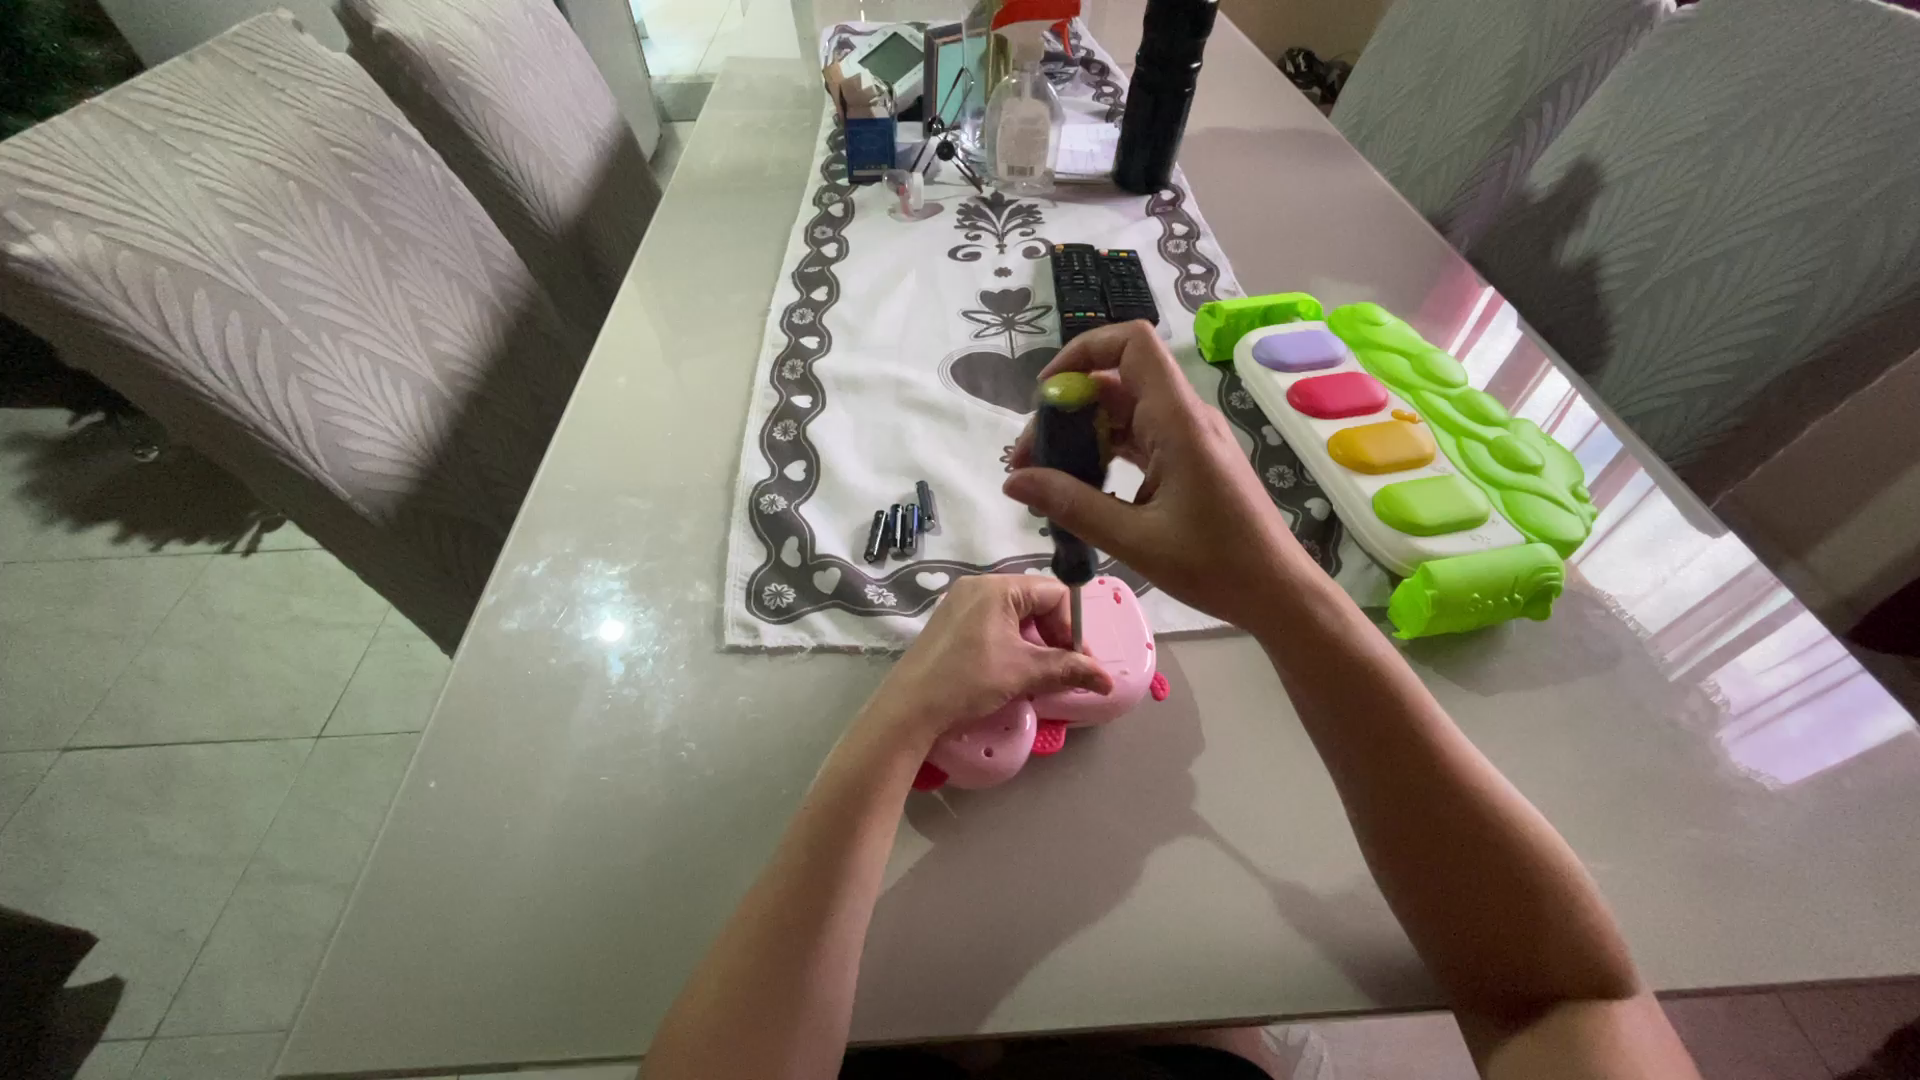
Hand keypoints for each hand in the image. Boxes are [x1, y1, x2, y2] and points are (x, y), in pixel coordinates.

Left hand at [854, 575, 1111, 752]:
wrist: (909, 708)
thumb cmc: (967, 680)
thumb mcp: (1023, 673)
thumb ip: (1068, 669)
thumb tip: (1106, 679)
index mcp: (997, 588)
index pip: (1053, 593)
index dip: (1071, 626)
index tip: (1077, 661)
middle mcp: (978, 587)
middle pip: (1035, 602)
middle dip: (1054, 636)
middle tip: (1061, 671)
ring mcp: (961, 604)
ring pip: (1015, 616)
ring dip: (1034, 644)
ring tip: (1037, 676)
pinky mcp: (951, 624)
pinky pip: (994, 624)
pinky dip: (1011, 645)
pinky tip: (1011, 673)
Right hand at [1004, 321, 1323, 630]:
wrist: (1276, 591)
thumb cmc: (1215, 566)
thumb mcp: (1134, 540)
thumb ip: (1072, 505)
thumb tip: (1014, 481)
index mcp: (1177, 421)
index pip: (1131, 345)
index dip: (1083, 352)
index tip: (1044, 393)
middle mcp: (1183, 417)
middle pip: (1115, 382)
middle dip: (1065, 410)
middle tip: (1028, 460)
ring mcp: (1187, 438)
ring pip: (1123, 412)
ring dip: (1081, 435)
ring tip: (1044, 476)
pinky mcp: (1188, 459)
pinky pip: (1137, 438)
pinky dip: (1104, 453)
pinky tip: (1080, 486)